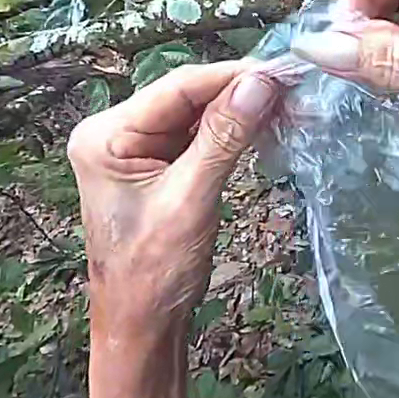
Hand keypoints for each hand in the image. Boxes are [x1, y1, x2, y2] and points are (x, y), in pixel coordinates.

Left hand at [67, 60, 277, 397]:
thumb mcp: (191, 200)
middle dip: (240, 92)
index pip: (176, 88)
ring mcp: (137, 148)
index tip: (281, 71)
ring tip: (289, 103)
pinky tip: (265, 124)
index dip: (231, 76)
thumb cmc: (154, 272)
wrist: (142, 326)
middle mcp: (116, 132)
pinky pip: (200, 136)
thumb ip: (223, 138)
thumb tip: (262, 82)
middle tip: (293, 88)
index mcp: (106, 136)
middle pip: (187, 97)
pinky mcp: (158, 164)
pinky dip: (233, 131)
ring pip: (197, 114)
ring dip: (241, 110)